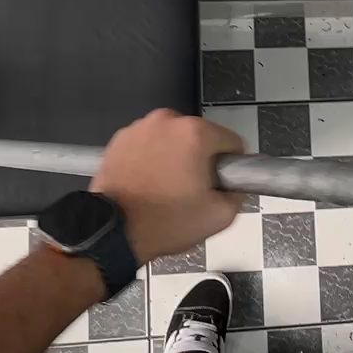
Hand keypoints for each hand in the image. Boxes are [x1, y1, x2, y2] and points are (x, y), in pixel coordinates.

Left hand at [91, 109, 245, 262]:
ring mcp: (141, 127)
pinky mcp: (121, 138)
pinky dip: (152, 157)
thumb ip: (239, 194)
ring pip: (174, 140)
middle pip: (201, 138)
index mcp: (196, 133)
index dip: (231, 166)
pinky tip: (149, 181)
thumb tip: (236, 185)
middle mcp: (167, 120)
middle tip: (192, 189)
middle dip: (201, 159)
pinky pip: (149, 144)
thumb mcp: (220, 216)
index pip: (232, 142)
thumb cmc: (165, 222)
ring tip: (167, 187)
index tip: (219, 184)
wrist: (114, 232)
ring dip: (176, 156)